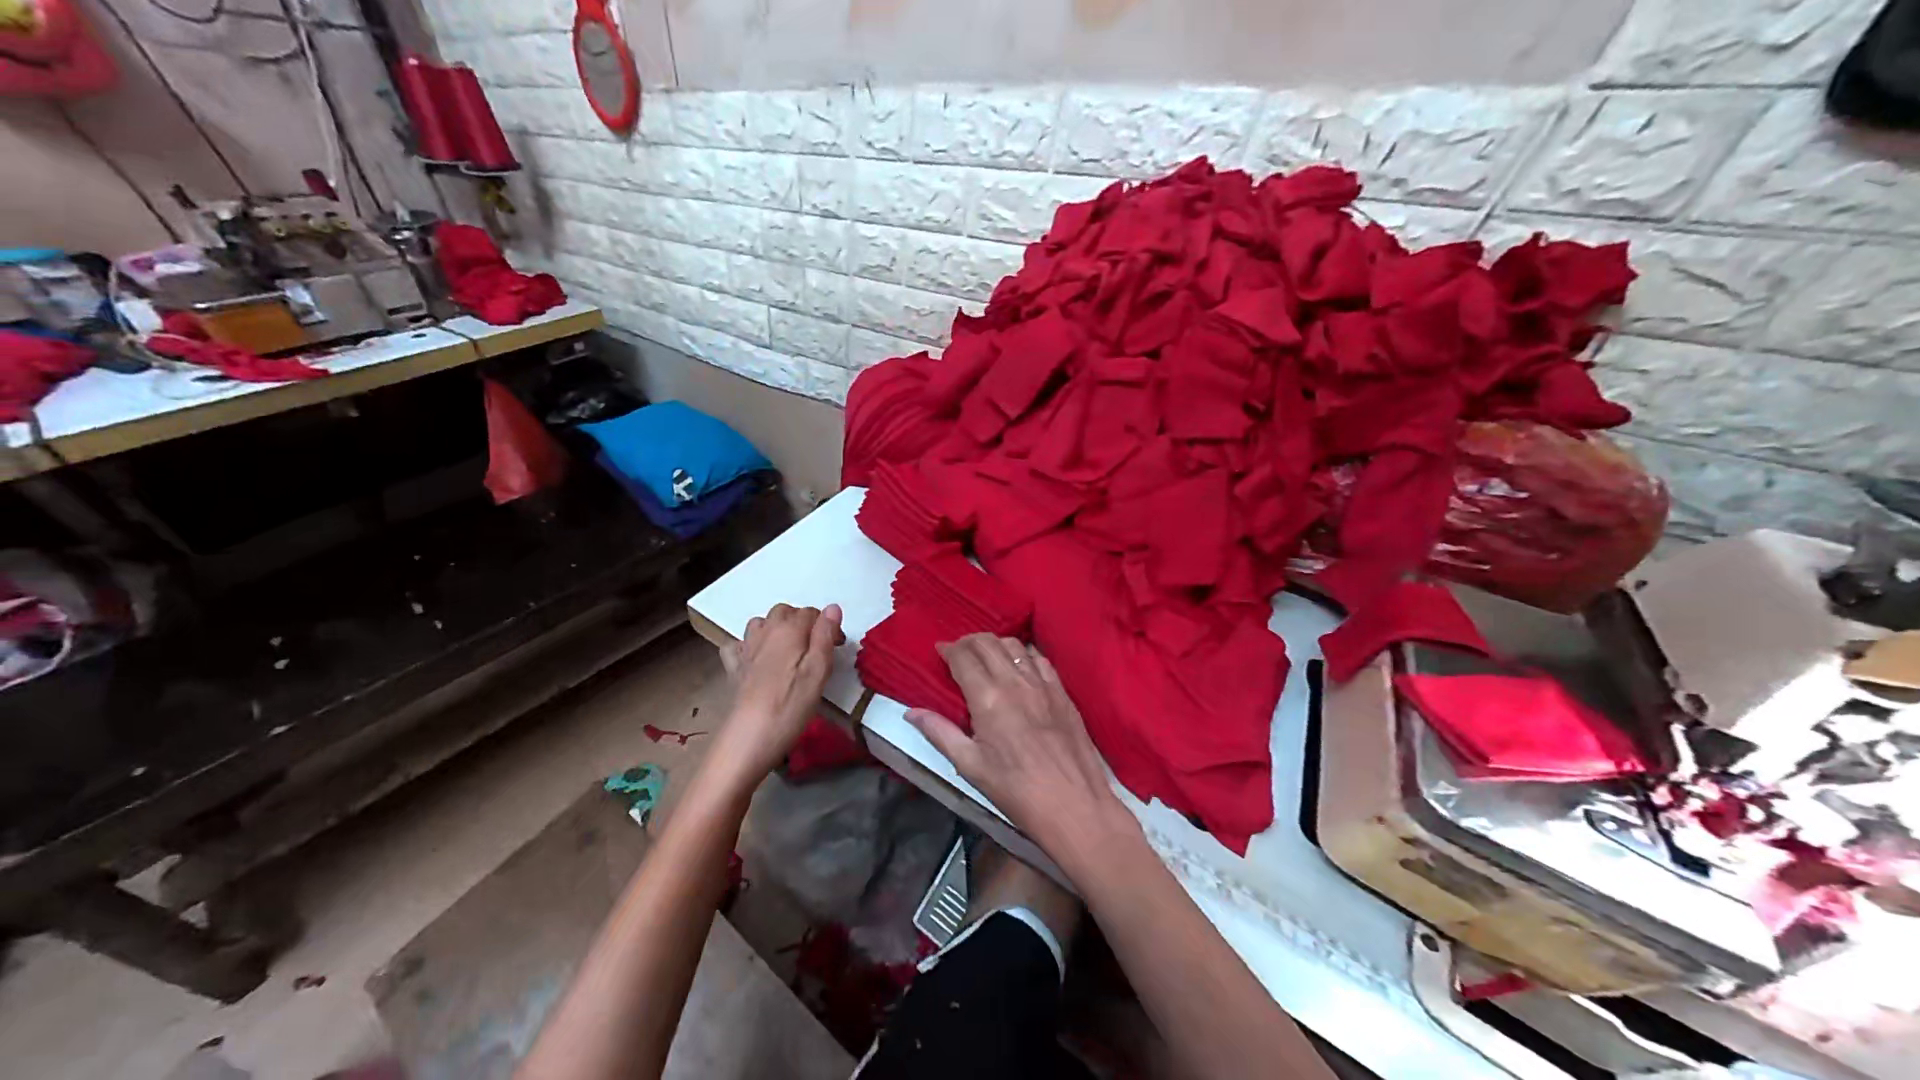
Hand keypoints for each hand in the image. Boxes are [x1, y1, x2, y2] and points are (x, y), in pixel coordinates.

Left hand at [713, 603, 843, 787]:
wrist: (749, 738)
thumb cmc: (790, 706)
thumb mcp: (818, 671)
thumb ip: (825, 636)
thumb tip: (832, 607)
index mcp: (788, 630)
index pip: (812, 613)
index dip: (828, 627)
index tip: (837, 648)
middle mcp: (764, 632)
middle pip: (785, 612)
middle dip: (803, 623)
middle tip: (816, 649)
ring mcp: (745, 649)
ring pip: (761, 623)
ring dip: (776, 629)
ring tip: (790, 652)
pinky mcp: (732, 668)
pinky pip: (737, 644)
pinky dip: (747, 645)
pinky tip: (756, 659)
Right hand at [907, 634, 1132, 862]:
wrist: (1074, 805)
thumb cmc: (1017, 791)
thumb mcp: (971, 766)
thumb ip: (940, 733)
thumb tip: (911, 712)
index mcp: (988, 698)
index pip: (963, 658)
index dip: (948, 649)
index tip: (940, 650)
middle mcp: (1015, 682)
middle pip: (988, 643)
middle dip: (969, 641)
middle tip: (958, 651)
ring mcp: (1042, 684)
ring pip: (1015, 645)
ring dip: (995, 643)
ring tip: (985, 654)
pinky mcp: (1063, 692)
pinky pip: (1040, 659)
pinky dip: (1024, 652)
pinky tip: (1020, 662)